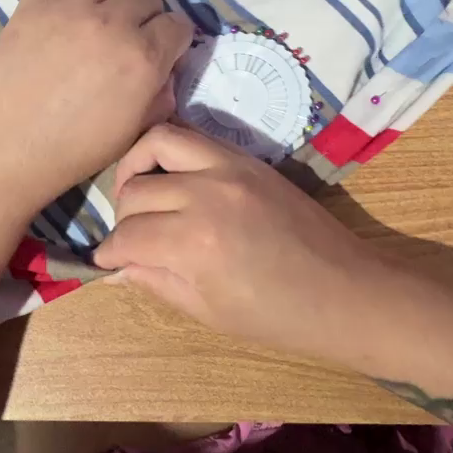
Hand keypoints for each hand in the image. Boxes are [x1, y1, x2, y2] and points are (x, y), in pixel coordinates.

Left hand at [0, 0, 192, 217]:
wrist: (4, 151)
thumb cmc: (72, 152)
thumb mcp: (132, 133)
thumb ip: (159, 97)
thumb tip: (163, 73)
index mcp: (143, 57)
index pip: (178, 24)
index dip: (172, 40)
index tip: (161, 52)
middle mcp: (111, 23)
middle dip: (146, 17)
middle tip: (128, 39)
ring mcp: (68, 9)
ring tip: (98, 19)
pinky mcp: (31, 6)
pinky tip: (61, 12)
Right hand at [94, 123, 374, 356]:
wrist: (347, 292)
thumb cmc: (278, 316)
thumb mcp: (207, 311)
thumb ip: (155, 280)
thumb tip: (118, 263)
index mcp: (194, 244)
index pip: (127, 235)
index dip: (109, 251)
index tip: (106, 259)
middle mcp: (205, 195)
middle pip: (134, 190)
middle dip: (121, 218)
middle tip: (129, 237)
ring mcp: (227, 168)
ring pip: (155, 142)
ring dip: (136, 166)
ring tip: (136, 190)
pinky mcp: (245, 158)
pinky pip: (191, 136)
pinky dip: (167, 149)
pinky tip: (166, 173)